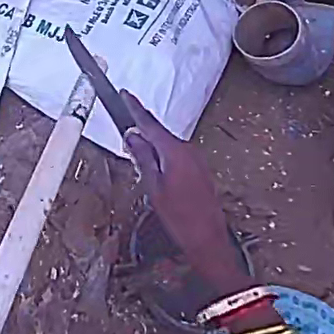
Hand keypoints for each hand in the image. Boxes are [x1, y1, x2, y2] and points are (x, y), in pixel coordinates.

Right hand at [119, 91, 248, 295]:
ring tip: (140, 165)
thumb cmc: (180, 217)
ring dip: (153, 150)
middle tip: (125, 137)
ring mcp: (196, 159)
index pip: (150, 124)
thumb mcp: (154, 187)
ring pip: (167, 146)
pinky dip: (164, 158)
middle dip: (142, 134)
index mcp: (175, 151)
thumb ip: (143, 158)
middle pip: (159, 135)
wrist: (208, 238)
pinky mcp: (199, 169)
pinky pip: (177, 155)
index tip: (126, 94)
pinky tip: (156, 172)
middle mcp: (188, 150)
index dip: (135, 108)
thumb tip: (132, 135)